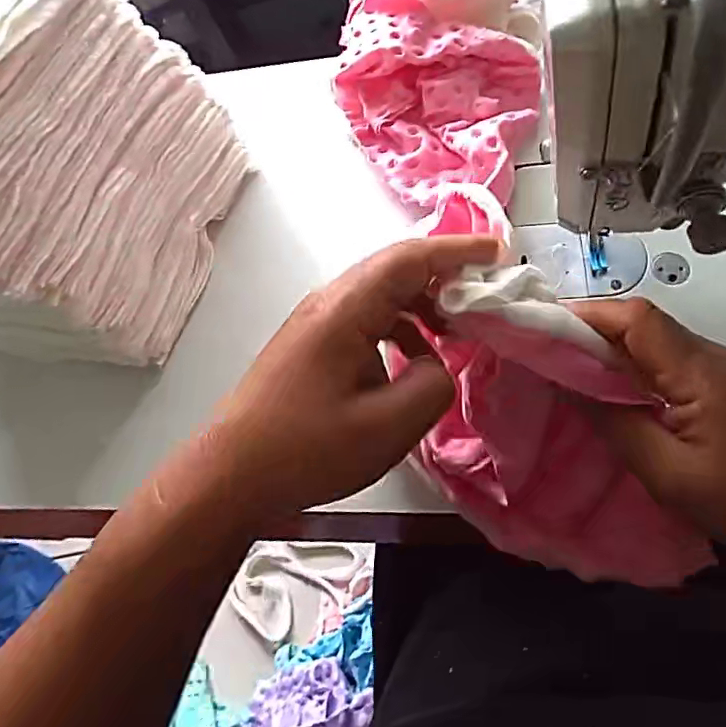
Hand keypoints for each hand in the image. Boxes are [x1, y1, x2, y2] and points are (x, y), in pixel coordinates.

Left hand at [160, 235, 500, 529]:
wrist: (228, 476)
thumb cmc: (304, 450)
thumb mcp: (386, 426)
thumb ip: (432, 384)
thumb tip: (437, 363)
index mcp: (346, 310)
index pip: (410, 259)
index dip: (458, 250)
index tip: (498, 252)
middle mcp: (330, 302)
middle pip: (396, 268)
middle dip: (446, 273)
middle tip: (486, 291)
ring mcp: (318, 321)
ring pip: (382, 293)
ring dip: (423, 303)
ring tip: (457, 329)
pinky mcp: (313, 343)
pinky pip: (367, 317)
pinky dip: (401, 327)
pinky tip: (413, 360)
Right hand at [570, 299, 725, 566]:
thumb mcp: (668, 474)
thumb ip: (615, 423)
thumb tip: (569, 386)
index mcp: (699, 371)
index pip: (638, 319)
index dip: (589, 315)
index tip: (546, 328)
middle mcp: (708, 355)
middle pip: (642, 321)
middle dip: (590, 327)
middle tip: (546, 347)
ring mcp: (714, 367)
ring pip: (650, 337)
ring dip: (607, 344)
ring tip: (565, 363)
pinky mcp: (715, 383)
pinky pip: (662, 357)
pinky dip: (628, 362)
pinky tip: (605, 385)